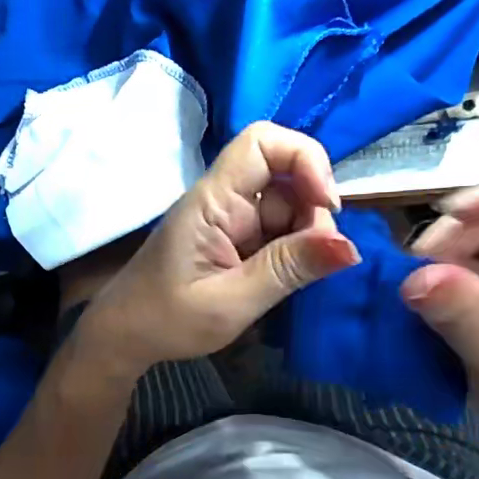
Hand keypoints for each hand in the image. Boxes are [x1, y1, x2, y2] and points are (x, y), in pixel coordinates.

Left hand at [76, 123, 361, 374]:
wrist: (126, 336)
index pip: (262, 142)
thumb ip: (289, 270)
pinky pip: (276, 229)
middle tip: (310, 261)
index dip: (305, 159)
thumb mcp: (233, 302)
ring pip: (286, 204)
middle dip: (311, 211)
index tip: (327, 207)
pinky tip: (277, 280)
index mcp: (212, 201)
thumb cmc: (167, 320)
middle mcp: (222, 199)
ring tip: (284, 280)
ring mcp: (229, 218)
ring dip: (302, 236)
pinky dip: (290, 250)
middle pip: (284, 175)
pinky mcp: (233, 238)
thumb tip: (352, 246)